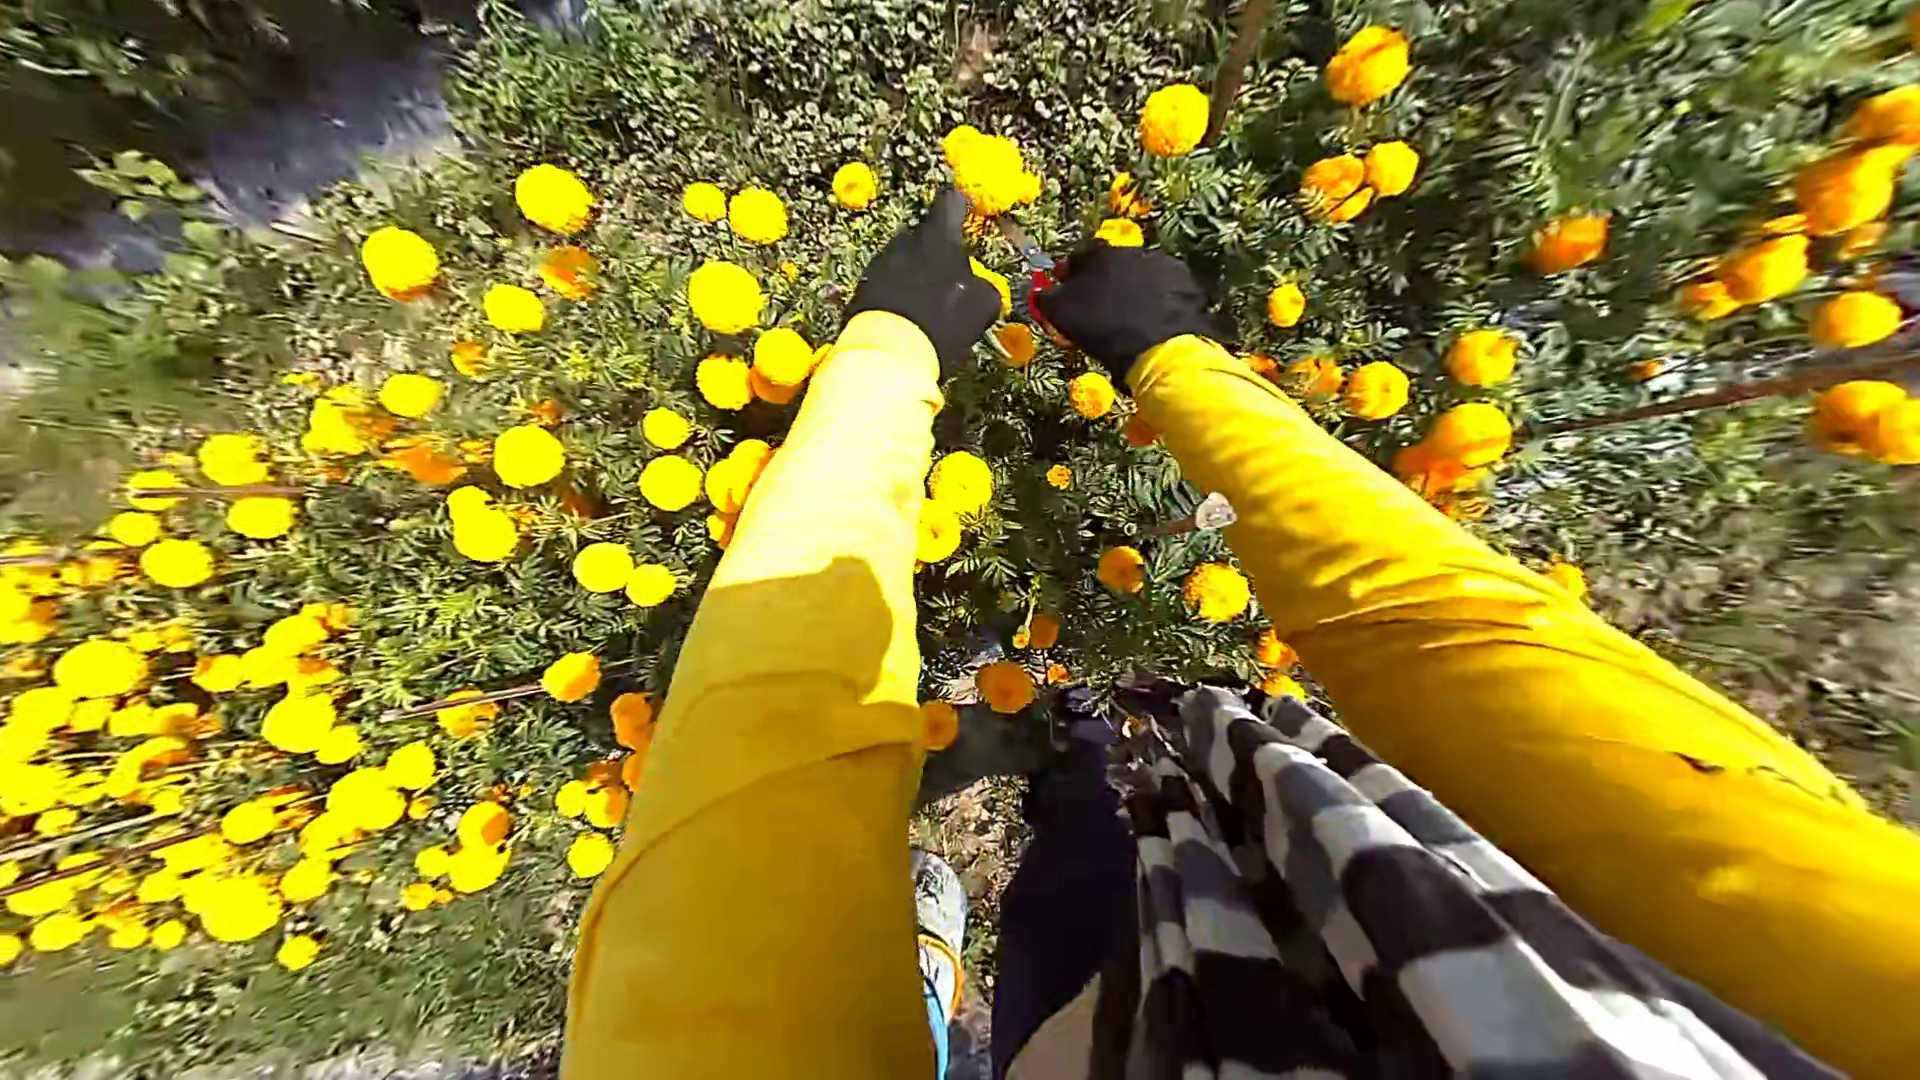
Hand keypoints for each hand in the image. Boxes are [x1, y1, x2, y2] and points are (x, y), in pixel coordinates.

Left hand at [847, 189, 1002, 375]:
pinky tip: (903, 322)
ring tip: (922, 309)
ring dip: (911, 277)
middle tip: (945, 284)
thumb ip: (984, 288)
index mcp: (939, 239)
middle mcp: (905, 242)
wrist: (888, 356)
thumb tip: (980, 287)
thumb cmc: (943, 325)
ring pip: (901, 261)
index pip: (950, 203)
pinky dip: (893, 297)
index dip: (958, 208)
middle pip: (923, 237)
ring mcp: (878, 265)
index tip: (962, 215)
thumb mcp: (980, 308)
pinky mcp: (859, 290)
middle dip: (933, 254)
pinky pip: (882, 285)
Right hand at [1034, 243, 1222, 382]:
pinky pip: (1163, 288)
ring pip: (1138, 273)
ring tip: (1125, 315)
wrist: (1158, 348)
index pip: (1078, 255)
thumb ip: (1048, 299)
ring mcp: (1162, 264)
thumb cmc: (1103, 330)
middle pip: (1111, 262)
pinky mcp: (1185, 283)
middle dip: (1101, 279)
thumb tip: (1039, 292)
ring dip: (1130, 288)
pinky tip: (1150, 320)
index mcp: (1100, 254)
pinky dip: (1155, 299)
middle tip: (1095, 305)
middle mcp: (1132, 250)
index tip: (1066, 289)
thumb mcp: (1064, 316)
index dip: (1070, 273)